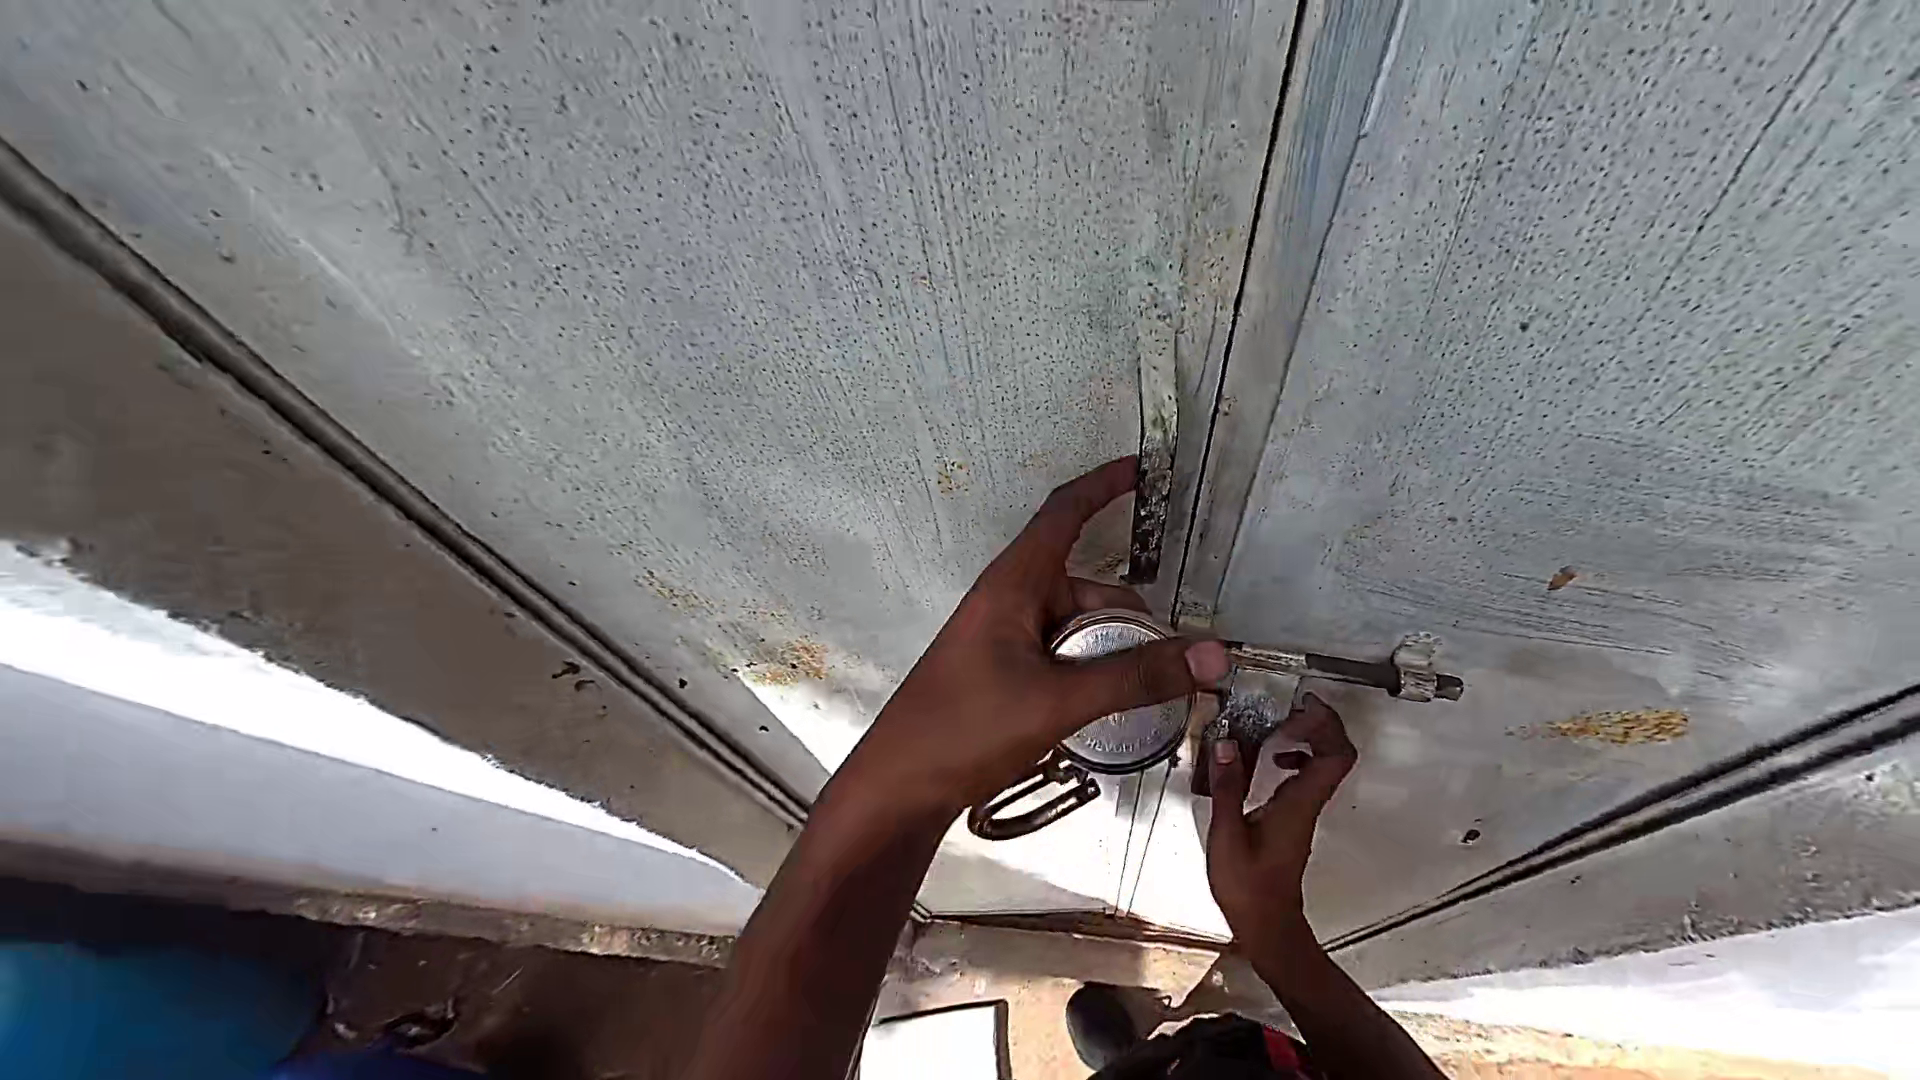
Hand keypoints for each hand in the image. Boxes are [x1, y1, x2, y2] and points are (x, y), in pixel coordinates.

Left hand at [830, 457, 1229, 822]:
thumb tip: (1213, 654)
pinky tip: (1112, 708)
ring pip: (1076, 627)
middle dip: (1131, 617)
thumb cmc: (967, 728)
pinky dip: (1091, 671)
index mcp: (1014, 583)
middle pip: (1085, 587)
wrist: (901, 784)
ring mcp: (1005, 637)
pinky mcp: (1003, 670)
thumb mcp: (1058, 700)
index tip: (1145, 467)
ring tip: (1152, 694)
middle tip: (1176, 658)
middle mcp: (1010, 600)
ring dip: (1113, 652)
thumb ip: (1136, 677)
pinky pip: (1061, 655)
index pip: (1063, 513)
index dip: (1104, 484)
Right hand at [1205, 693, 1356, 945]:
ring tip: (1274, 722)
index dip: (1327, 724)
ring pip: (1324, 763)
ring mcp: (1304, 810)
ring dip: (1308, 736)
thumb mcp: (1227, 834)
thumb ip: (1226, 787)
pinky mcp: (1293, 816)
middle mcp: (1308, 804)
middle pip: (1336, 754)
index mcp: (1298, 805)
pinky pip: (1306, 775)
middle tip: (1287, 704)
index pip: (1334, 757)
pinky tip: (1266, 757)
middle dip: (1318, 722)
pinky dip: (1293, 755)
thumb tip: (1225, 743)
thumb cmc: (1248, 886)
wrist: (1267, 925)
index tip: (1302, 701)